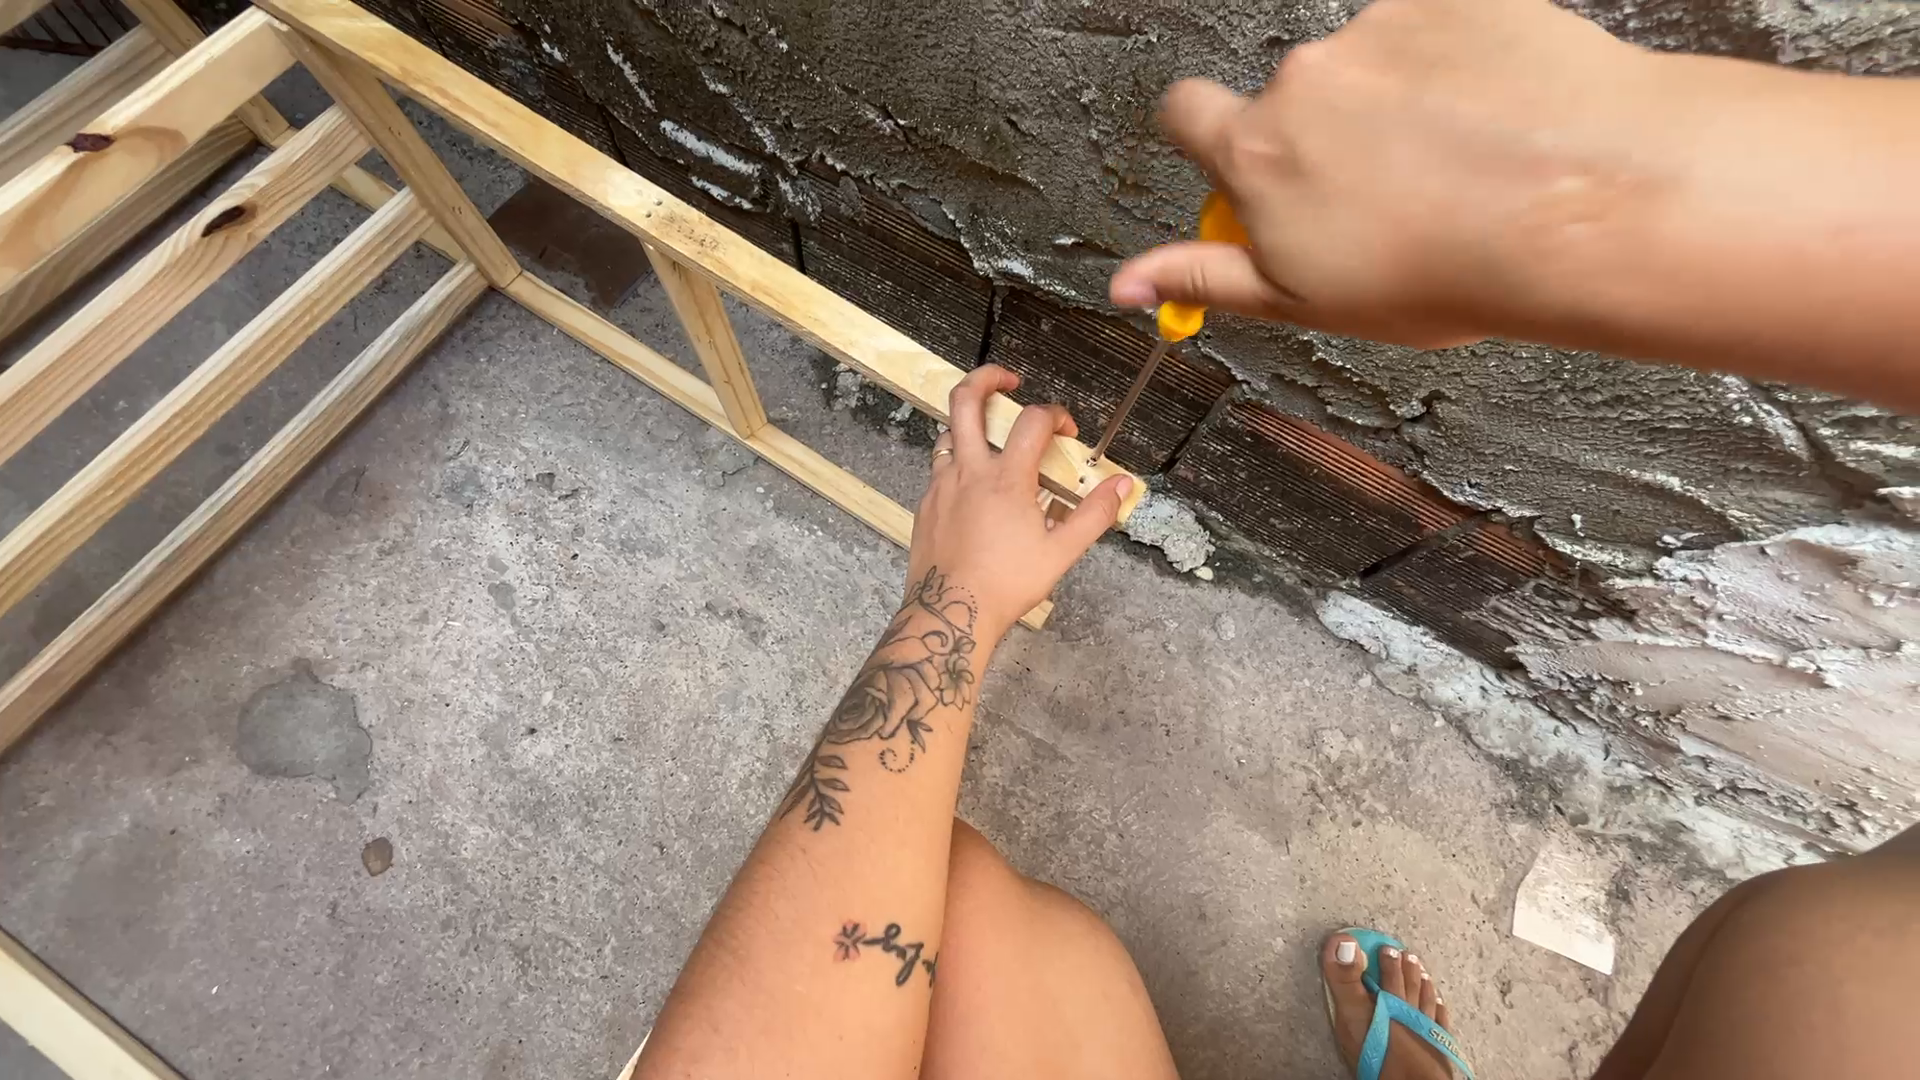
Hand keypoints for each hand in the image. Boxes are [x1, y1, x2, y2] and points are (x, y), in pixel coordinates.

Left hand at [906, 365, 1133, 643]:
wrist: (949, 613)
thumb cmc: (1006, 585)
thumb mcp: (1061, 553)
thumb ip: (1094, 514)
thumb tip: (1122, 485)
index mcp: (1006, 478)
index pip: (1033, 421)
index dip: (1056, 414)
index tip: (1067, 430)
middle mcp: (968, 471)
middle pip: (965, 400)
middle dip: (987, 377)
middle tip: (1008, 379)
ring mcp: (940, 486)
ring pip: (947, 433)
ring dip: (970, 425)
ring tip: (991, 440)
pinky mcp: (924, 505)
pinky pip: (938, 467)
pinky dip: (956, 462)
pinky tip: (972, 488)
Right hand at [1108, 0, 1661, 347]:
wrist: (1581, 206)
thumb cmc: (1434, 268)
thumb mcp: (1292, 297)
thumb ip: (1199, 277)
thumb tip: (1127, 284)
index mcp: (1254, 152)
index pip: (1184, 114)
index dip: (1198, 136)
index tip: (1234, 165)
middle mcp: (1303, 79)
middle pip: (1279, 103)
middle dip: (1304, 145)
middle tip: (1361, 204)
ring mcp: (1380, 32)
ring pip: (1356, 71)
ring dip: (1377, 111)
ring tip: (1434, 169)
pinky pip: (1425, 32)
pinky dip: (1440, 70)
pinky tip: (1475, 123)